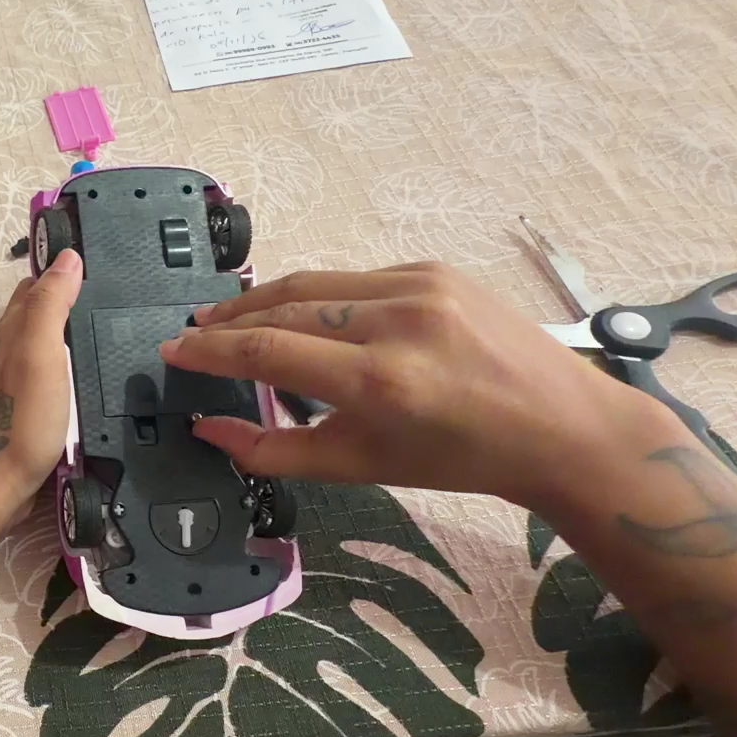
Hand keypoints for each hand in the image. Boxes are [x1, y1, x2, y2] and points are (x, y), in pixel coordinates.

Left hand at [0, 249, 83, 524]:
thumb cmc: (20, 422)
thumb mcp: (38, 355)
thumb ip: (49, 306)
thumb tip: (66, 258)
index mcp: (8, 335)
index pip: (32, 287)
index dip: (59, 268)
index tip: (94, 255)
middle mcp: (5, 353)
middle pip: (33, 312)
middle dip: (62, 293)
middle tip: (104, 286)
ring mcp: (11, 383)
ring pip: (38, 342)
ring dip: (62, 326)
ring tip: (98, 320)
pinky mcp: (19, 408)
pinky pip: (43, 371)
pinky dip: (62, 359)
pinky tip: (80, 369)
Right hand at [159, 262, 679, 511]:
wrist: (563, 426)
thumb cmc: (455, 459)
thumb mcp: (358, 466)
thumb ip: (271, 450)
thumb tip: (207, 428)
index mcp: (379, 380)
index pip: (267, 351)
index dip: (210, 350)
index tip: (173, 349)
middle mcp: (397, 321)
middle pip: (283, 309)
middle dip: (228, 321)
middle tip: (192, 332)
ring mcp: (420, 286)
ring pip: (311, 285)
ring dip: (261, 301)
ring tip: (226, 316)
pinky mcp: (435, 270)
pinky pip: (351, 281)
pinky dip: (313, 298)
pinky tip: (298, 314)